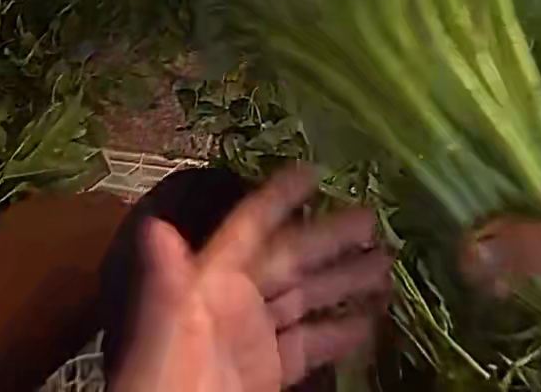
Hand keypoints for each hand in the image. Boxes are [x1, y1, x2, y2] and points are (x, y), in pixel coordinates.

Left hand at [111, 165, 390, 391]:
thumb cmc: (167, 382)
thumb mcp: (166, 331)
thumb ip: (167, 283)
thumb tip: (155, 225)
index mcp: (215, 278)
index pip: (252, 225)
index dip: (281, 196)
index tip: (315, 170)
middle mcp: (237, 296)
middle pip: (292, 257)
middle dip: (331, 237)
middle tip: (373, 219)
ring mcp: (254, 334)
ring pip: (305, 296)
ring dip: (343, 280)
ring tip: (385, 264)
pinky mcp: (267, 371)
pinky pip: (307, 343)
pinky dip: (337, 332)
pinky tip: (369, 321)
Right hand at [466, 114, 540, 352]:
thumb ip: (535, 247)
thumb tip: (463, 250)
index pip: (499, 132)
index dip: (463, 159)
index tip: (432, 193)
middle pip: (505, 160)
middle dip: (478, 197)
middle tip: (447, 235)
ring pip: (520, 187)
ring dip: (497, 219)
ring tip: (466, 252)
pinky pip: (540, 209)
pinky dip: (520, 232)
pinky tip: (502, 261)